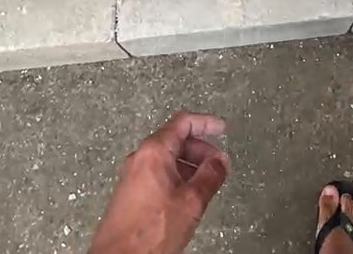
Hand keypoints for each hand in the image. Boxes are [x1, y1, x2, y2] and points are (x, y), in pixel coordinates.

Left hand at [89, 112, 230, 253]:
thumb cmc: (153, 229)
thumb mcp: (191, 201)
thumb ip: (210, 176)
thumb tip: (221, 161)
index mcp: (154, 151)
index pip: (183, 122)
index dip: (206, 123)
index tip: (223, 130)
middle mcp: (140, 157)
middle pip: (175, 139)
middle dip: (201, 149)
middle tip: (218, 164)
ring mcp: (132, 175)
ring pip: (167, 158)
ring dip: (190, 165)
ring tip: (206, 183)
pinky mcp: (129, 193)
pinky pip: (157, 173)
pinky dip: (176, 176)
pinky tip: (187, 196)